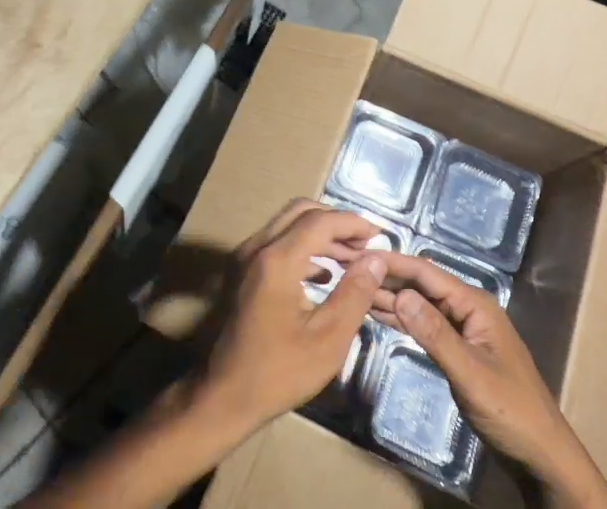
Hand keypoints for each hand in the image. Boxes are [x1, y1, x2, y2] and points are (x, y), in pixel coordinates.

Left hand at [198, 198, 387, 431]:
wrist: (226, 394)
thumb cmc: (280, 371)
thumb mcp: (329, 337)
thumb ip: (355, 292)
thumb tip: (376, 259)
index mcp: (276, 260)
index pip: (320, 221)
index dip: (353, 223)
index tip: (380, 237)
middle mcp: (256, 248)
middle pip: (300, 212)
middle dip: (336, 222)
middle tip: (365, 246)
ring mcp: (244, 258)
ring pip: (287, 226)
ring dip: (320, 235)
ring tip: (353, 260)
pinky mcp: (242, 272)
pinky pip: (276, 244)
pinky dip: (303, 248)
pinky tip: (325, 275)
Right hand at [371, 252, 606, 506]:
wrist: (540, 452)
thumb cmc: (510, 411)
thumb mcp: (470, 373)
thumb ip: (435, 334)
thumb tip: (400, 295)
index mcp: (475, 305)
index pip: (426, 273)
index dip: (392, 263)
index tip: (357, 256)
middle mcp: (468, 309)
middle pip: (421, 284)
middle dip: (386, 277)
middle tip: (347, 273)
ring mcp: (463, 329)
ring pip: (420, 304)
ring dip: (390, 297)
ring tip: (353, 289)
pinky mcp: (458, 348)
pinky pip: (424, 324)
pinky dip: (401, 319)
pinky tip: (378, 315)